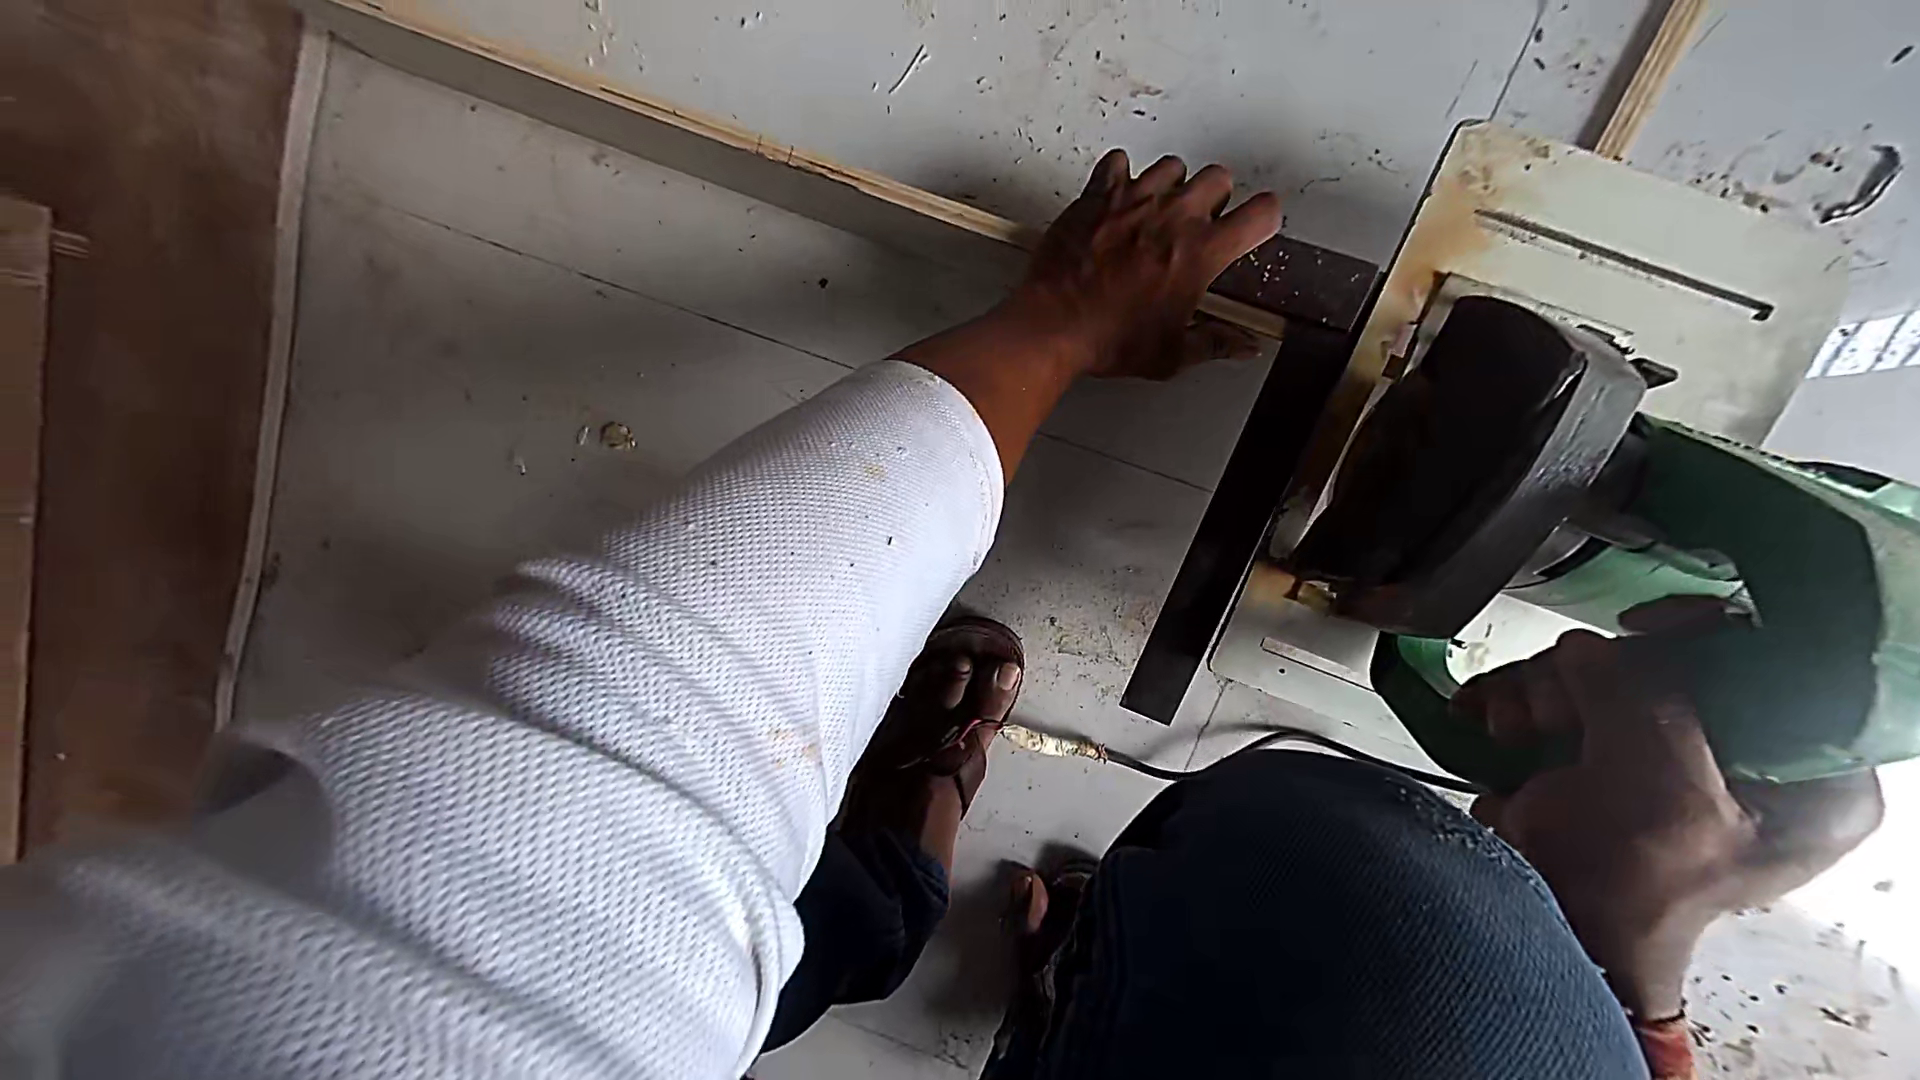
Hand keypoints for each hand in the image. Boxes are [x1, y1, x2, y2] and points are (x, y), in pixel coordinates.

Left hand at [1000, 149, 1281, 379]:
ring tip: (1155, 216)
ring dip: (1171, 187)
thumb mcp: (1170, 354)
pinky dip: (1120, 178)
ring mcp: (1133, 200)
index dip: (1261, 221)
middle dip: (1215, 200)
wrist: (1053, 328)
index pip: (1261, 213)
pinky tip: (1117, 201)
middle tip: (1196, 228)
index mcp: (1200, 252)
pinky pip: (1118, 164)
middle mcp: (1172, 216)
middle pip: (1219, 178)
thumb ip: (1214, 343)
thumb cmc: (1106, 340)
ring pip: (1172, 167)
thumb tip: (1241, 346)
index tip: (1250, 230)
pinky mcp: (1097, 197)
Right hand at [1454, 608, 1883, 1019]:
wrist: (1542, 904)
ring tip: (1508, 730)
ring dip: (1532, 692)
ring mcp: (1645, 744)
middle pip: (1656, 663)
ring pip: (1586, 673)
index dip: (1712, 636)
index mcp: (1801, 771)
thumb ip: (1638, 706)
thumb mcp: (1662, 794)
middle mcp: (1728, 749)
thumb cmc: (1628, 877)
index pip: (1780, 667)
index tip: (1639, 626)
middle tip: (1548, 717)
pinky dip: (1506, 697)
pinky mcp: (1581, 742)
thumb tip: (1584, 645)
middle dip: (1585, 680)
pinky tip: (1484, 717)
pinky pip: (1543, 690)